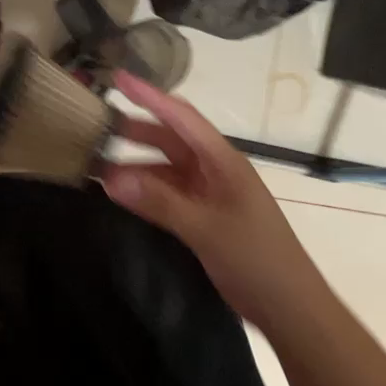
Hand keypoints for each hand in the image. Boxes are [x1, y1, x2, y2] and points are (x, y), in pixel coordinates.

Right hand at [100, 72, 322, 327]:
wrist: (291, 308)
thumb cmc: (257, 261)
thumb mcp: (206, 229)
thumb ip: (159, 202)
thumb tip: (110, 177)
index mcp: (223, 161)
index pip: (181, 118)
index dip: (150, 96)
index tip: (118, 78)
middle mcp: (215, 170)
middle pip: (170, 139)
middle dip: (135, 131)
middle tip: (94, 127)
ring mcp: (210, 194)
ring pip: (166, 168)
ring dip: (136, 165)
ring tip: (96, 166)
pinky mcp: (205, 218)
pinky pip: (169, 194)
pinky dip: (145, 192)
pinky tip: (120, 196)